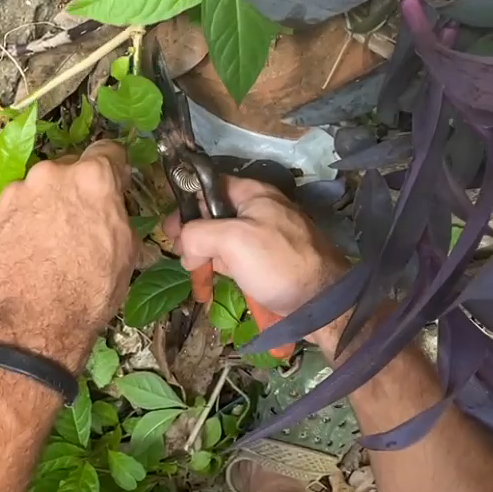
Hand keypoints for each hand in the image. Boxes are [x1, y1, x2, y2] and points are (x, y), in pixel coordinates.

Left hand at [0, 141, 136, 371]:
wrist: (39, 324)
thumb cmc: (90, 291)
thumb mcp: (127, 250)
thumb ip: (118, 213)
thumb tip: (113, 207)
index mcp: (91, 178)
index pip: (107, 152)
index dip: (112, 170)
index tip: (111, 183)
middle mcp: (49, 175)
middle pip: (66, 170)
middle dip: (73, 190)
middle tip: (77, 223)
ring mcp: (15, 194)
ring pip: (35, 190)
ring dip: (42, 207)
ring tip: (48, 244)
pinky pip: (10, 212)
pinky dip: (18, 225)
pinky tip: (26, 252)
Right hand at [165, 178, 349, 343]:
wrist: (321, 304)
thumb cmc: (278, 264)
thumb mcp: (232, 240)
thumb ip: (197, 233)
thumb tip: (184, 246)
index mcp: (252, 194)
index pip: (207, 187)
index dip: (185, 206)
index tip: (171, 231)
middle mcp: (257, 210)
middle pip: (210, 216)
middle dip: (193, 239)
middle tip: (188, 262)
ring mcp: (262, 237)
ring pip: (219, 241)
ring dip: (204, 260)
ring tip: (200, 281)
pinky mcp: (266, 261)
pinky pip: (234, 260)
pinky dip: (220, 272)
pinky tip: (212, 287)